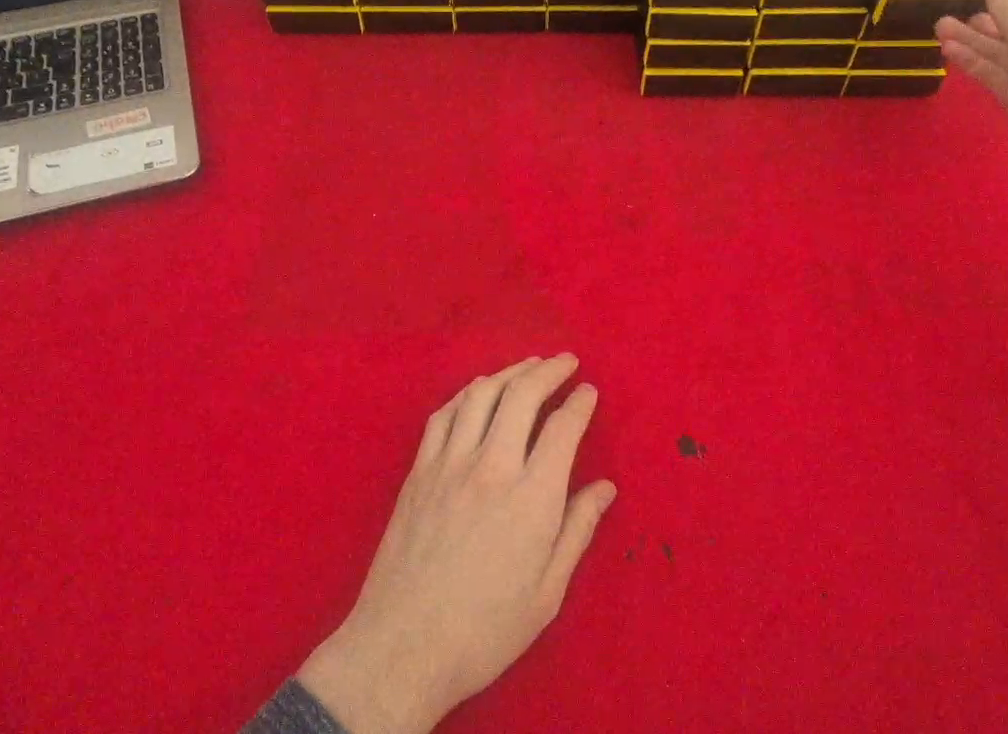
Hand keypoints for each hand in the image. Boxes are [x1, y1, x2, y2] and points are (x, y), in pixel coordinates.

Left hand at [297, 355, 616, 733]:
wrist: (403, 646)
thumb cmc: (486, 629)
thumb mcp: (548, 592)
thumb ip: (577, 531)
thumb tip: (604, 488)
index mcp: (532, 497)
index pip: (562, 428)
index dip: (580, 402)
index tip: (589, 390)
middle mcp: (491, 467)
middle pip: (521, 396)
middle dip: (548, 371)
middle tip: (565, 361)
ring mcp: (448, 465)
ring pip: (480, 397)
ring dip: (508, 373)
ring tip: (527, 365)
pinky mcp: (418, 473)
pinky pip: (443, 417)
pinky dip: (465, 395)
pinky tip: (476, 392)